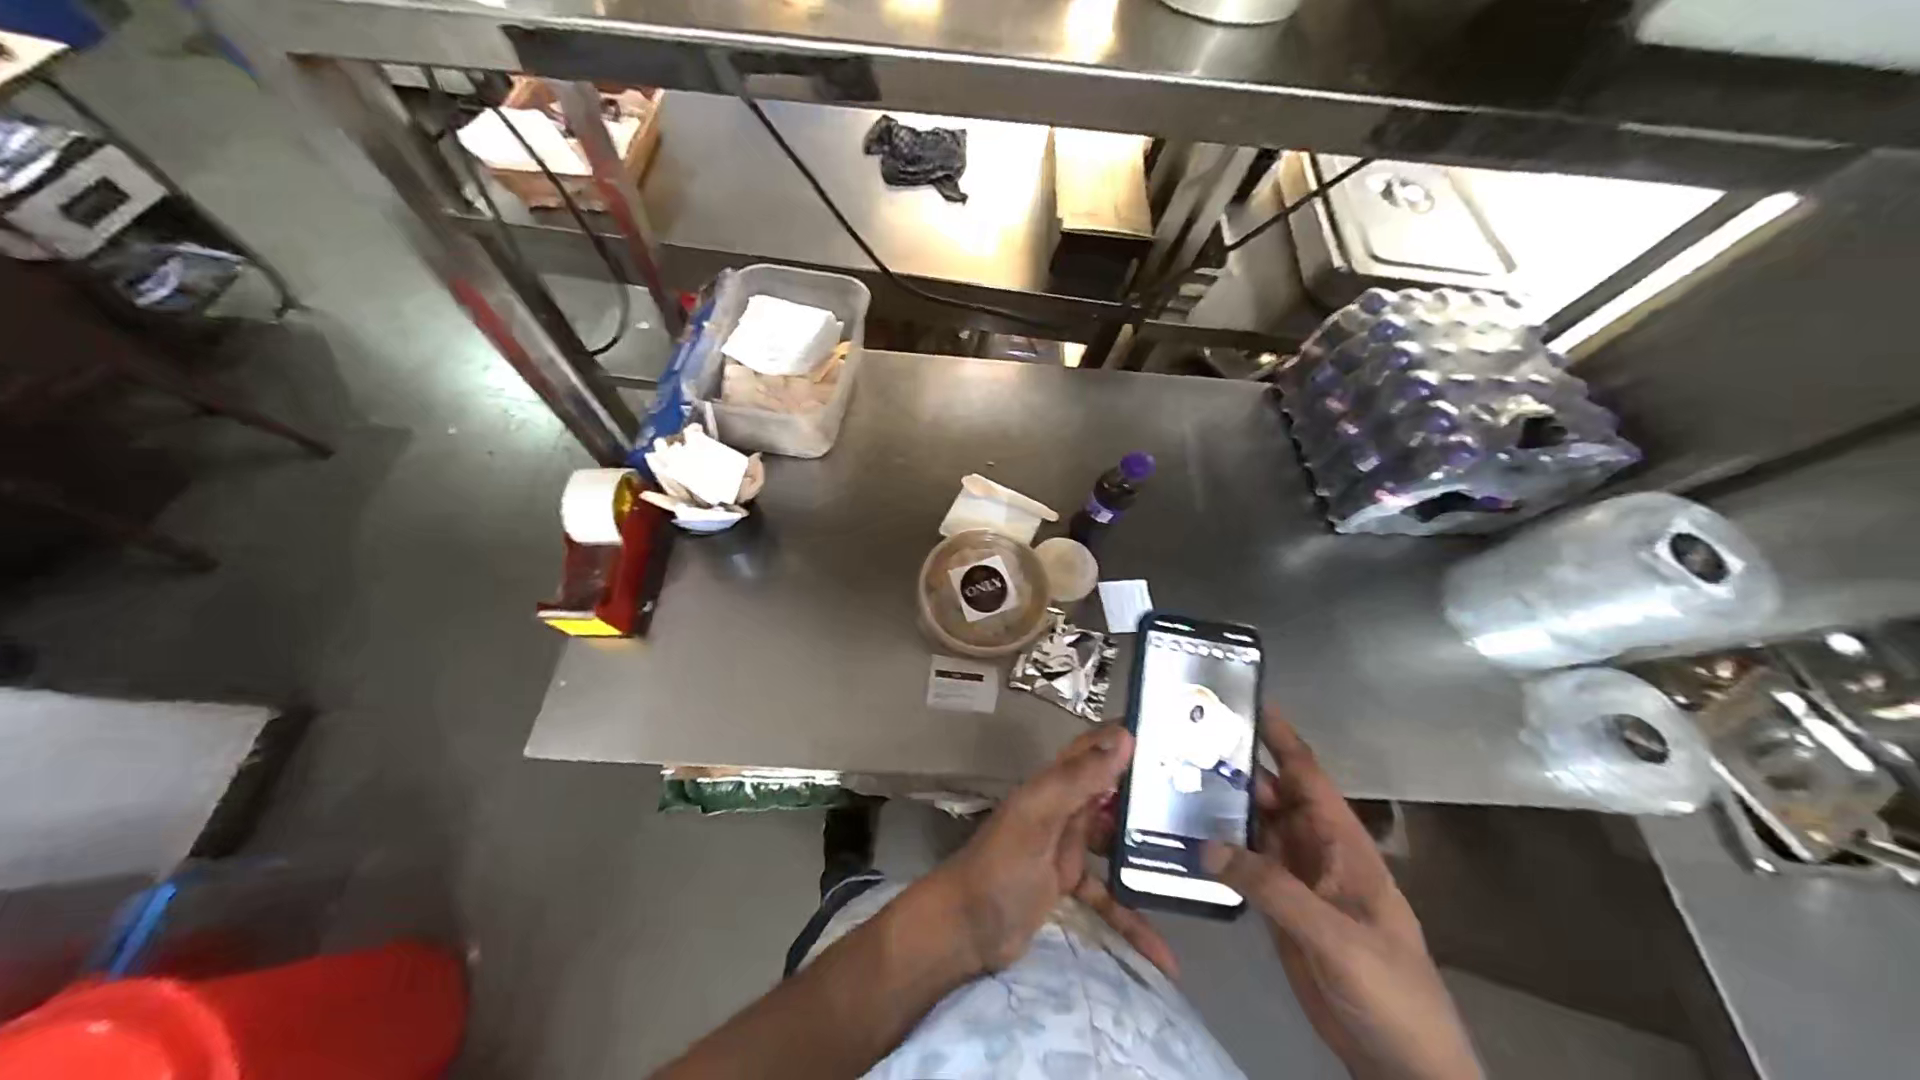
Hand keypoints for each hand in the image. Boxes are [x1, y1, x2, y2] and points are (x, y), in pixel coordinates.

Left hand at [921, 726, 1176, 977]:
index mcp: (1053, 787)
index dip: (1123, 738)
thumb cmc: (1001, 865)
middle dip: (1147, 797)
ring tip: (1197, 865)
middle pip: (1111, 796)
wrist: (965, 929)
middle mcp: (1063, 812)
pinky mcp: (1069, 888)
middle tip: (1200, 803)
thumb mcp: (1039, 816)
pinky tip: (1163, 954)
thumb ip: (1078, 779)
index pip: (1092, 751)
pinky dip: (1132, 921)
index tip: (1170, 733)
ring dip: (1147, 854)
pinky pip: (1109, 900)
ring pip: (1116, 845)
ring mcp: (1066, 851)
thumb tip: (1124, 736)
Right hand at [1203, 713, 1480, 1079]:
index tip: (1248, 702)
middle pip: (1273, 798)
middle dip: (1237, 769)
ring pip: (1256, 831)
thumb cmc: (1389, 991)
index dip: (1281, 739)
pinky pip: (1246, 869)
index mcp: (1343, 845)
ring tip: (1176, 783)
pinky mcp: (1281, 911)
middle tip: (1184, 745)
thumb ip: (1274, 888)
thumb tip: (1208, 846)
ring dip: (1224, 809)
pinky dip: (1220, 852)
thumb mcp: (1337, 936)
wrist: (1403, 1065)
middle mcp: (1317, 853)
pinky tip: (1189, 840)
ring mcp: (1298, 882)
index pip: (1309, 777)